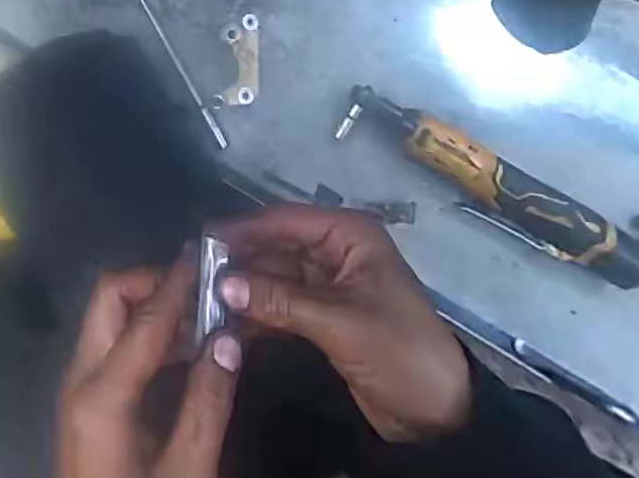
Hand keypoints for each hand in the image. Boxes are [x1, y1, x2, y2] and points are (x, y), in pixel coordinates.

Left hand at [56, 251, 243, 477]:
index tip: (206, 256)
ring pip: (109, 319)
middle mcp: (80, 378)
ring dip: (152, 307)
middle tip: (200, 288)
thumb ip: (207, 403)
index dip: (178, 282)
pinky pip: (113, 347)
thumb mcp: (186, 474)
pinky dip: (146, 335)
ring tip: (202, 313)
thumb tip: (228, 339)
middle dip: (153, 282)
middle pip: (109, 298)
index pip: (144, 316)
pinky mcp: (86, 405)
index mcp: (102, 393)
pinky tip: (184, 350)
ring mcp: (78, 390)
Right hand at [211, 205, 470, 441]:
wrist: (443, 417)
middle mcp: (333, 250)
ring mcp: (325, 283)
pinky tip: (226, 322)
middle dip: (239, 261)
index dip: (244, 229)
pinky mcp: (320, 314)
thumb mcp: (340, 322)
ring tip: (203, 298)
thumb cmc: (400, 350)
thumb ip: (280, 300)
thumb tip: (223, 285)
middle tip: (196, 273)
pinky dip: (255, 312)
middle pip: (275, 247)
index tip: (204, 241)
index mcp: (348, 234)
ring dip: (243, 289)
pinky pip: (279, 304)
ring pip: (273, 276)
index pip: (285, 221)